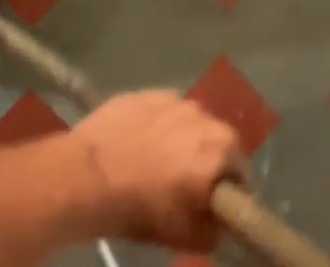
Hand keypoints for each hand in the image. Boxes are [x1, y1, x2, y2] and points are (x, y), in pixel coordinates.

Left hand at [69, 90, 243, 251]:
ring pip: (186, 120)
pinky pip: (158, 109)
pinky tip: (140, 138)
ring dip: (182, 136)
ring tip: (161, 156)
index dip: (229, 189)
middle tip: (187, 180)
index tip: (214, 201)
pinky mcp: (136, 93)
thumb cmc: (145, 207)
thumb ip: (219, 227)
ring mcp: (165, 99)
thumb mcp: (195, 237)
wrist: (89, 174)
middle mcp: (199, 115)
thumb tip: (219, 219)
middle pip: (214, 139)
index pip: (240, 171)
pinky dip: (156, 122)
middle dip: (207, 158)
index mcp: (221, 147)